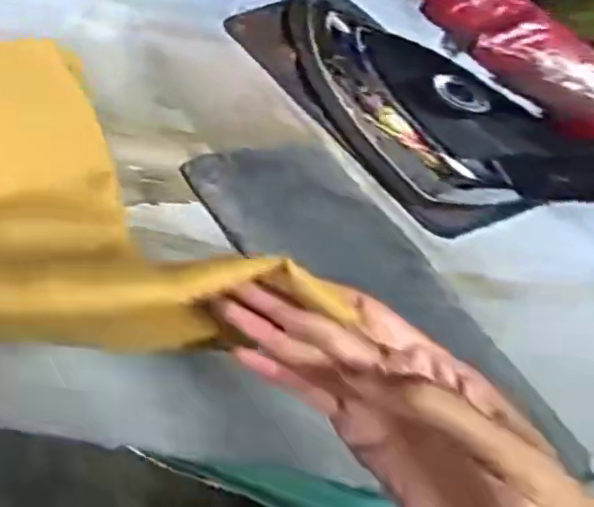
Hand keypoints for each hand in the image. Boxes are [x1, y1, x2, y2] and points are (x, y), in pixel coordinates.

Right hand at [213, 282, 587, 506]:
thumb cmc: (537, 501)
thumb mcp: (507, 453)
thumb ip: (439, 405)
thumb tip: (367, 369)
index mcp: (433, 367)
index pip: (363, 314)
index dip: (316, 291)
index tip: (268, 273)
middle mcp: (392, 373)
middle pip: (322, 329)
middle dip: (273, 305)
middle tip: (225, 284)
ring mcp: (370, 400)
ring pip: (305, 356)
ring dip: (262, 331)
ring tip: (219, 310)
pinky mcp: (353, 426)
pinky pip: (306, 392)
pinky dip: (272, 373)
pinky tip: (241, 356)